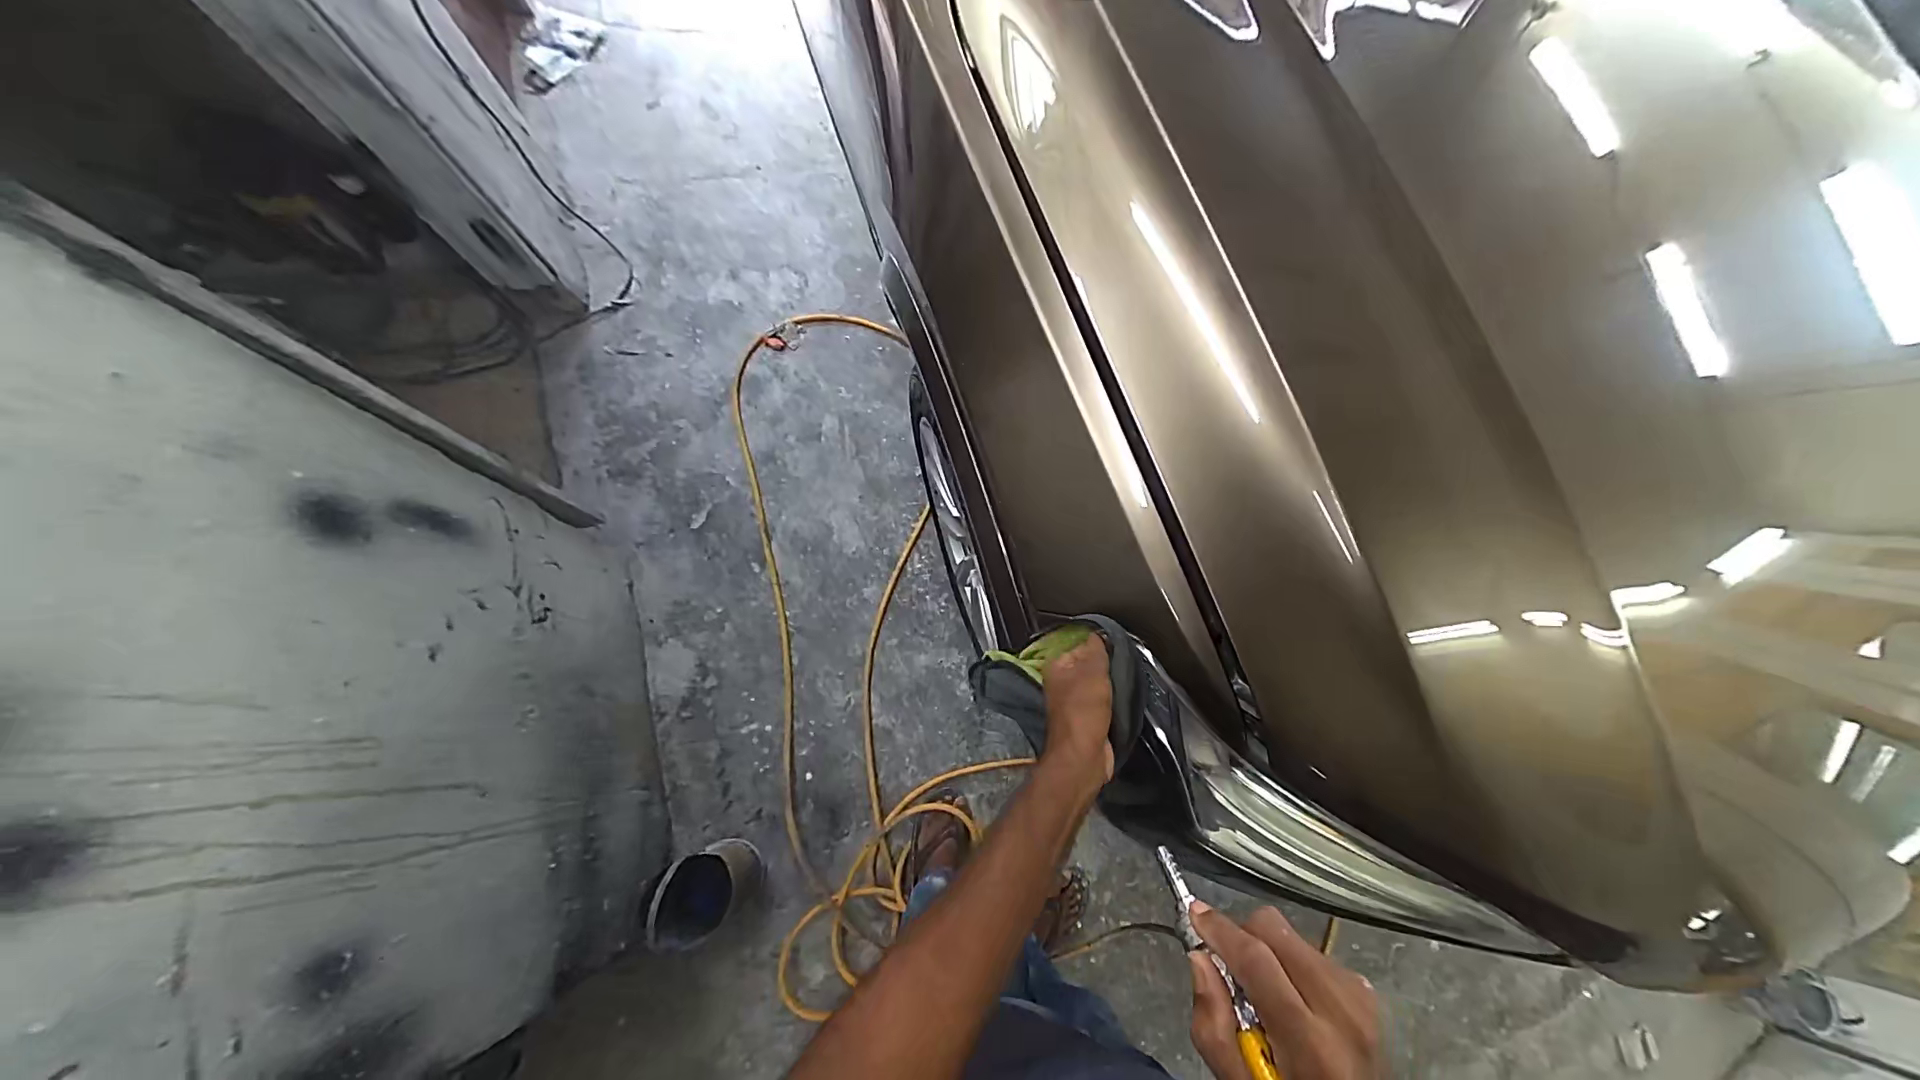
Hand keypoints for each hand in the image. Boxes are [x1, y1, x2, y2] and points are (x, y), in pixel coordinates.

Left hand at [1039, 636, 1113, 788]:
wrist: (1084, 755)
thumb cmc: (1084, 710)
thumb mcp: (1093, 672)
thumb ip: (1095, 650)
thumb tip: (1096, 634)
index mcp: (1057, 667)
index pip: (1079, 645)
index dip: (1098, 644)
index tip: (1117, 645)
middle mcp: (1061, 683)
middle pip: (1089, 665)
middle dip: (1106, 665)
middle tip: (1125, 662)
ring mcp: (1073, 702)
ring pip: (1097, 684)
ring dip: (1111, 683)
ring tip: (1127, 677)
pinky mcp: (1086, 719)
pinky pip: (1103, 701)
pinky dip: (1113, 700)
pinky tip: (1124, 697)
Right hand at [1188, 903, 1379, 1079]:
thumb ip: (1211, 1025)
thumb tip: (1200, 959)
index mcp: (1310, 1045)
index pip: (1256, 960)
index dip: (1220, 930)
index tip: (1195, 912)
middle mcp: (1341, 1012)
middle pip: (1274, 930)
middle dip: (1242, 935)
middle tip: (1228, 964)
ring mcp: (1360, 999)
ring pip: (1292, 935)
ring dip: (1267, 949)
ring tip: (1262, 988)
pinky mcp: (1368, 994)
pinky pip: (1313, 951)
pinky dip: (1290, 961)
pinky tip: (1289, 995)